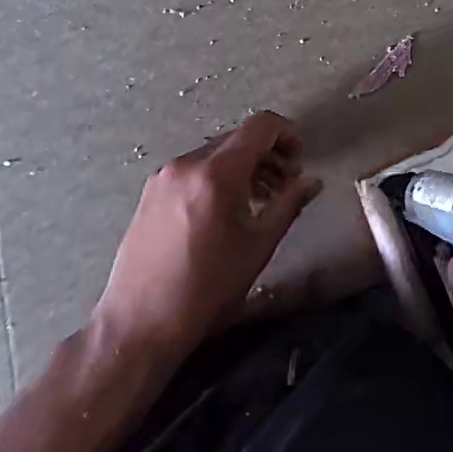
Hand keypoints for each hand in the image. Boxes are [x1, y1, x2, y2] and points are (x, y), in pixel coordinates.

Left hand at [91, 111, 319, 363]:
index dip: (288, 134)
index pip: (260, 126)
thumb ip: (289, 204)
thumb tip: (312, 181)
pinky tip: (229, 209)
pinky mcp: (151, 194)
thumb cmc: (207, 287)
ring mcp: (164, 178)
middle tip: (286, 184)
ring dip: (246, 166)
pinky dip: (221, 177)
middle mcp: (187, 165)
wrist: (139, 324)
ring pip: (218, 153)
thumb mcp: (259, 244)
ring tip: (261, 199)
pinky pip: (197, 169)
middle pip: (239, 138)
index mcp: (216, 173)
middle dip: (269, 154)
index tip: (299, 161)